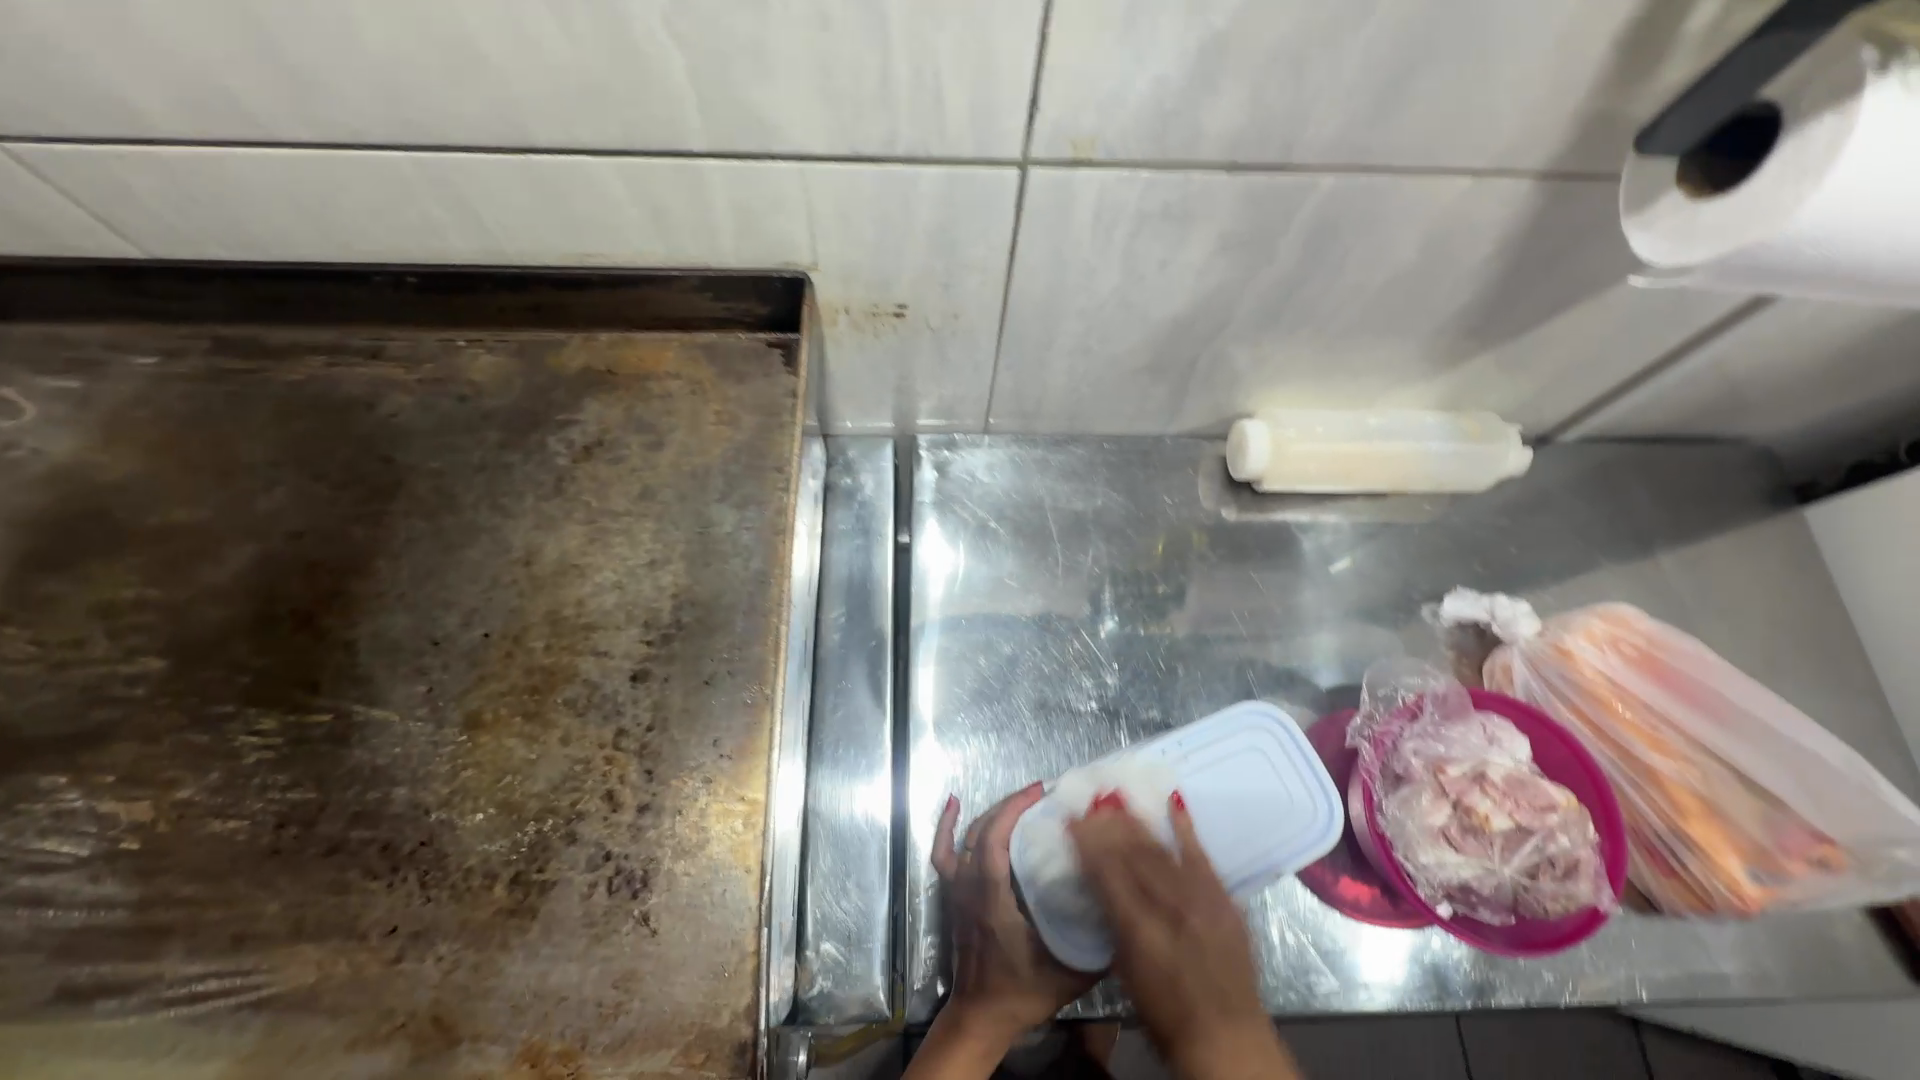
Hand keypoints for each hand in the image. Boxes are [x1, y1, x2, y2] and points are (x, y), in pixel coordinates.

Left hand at [931, 783, 1098, 1044]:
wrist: (980, 1018)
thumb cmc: (1021, 994)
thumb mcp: (1067, 973)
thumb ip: (1097, 946)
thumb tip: (1123, 908)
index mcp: (993, 900)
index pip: (994, 842)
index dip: (1013, 811)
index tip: (1039, 793)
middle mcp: (970, 889)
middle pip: (981, 832)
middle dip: (1009, 805)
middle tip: (1040, 792)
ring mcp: (958, 892)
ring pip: (966, 838)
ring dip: (991, 813)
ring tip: (1018, 799)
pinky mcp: (955, 896)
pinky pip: (944, 855)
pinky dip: (946, 826)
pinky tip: (954, 804)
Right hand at [1068, 794, 1298, 1079]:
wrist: (1227, 1038)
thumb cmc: (1165, 1015)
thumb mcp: (1124, 970)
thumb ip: (1113, 923)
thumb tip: (1101, 885)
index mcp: (1137, 928)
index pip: (1106, 872)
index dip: (1087, 843)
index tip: (1072, 820)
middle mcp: (1169, 906)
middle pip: (1133, 854)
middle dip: (1109, 824)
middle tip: (1092, 801)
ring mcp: (1200, 899)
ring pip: (1162, 849)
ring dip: (1137, 822)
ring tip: (1119, 799)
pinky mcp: (1224, 900)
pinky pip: (1202, 855)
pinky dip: (1186, 828)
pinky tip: (1174, 803)